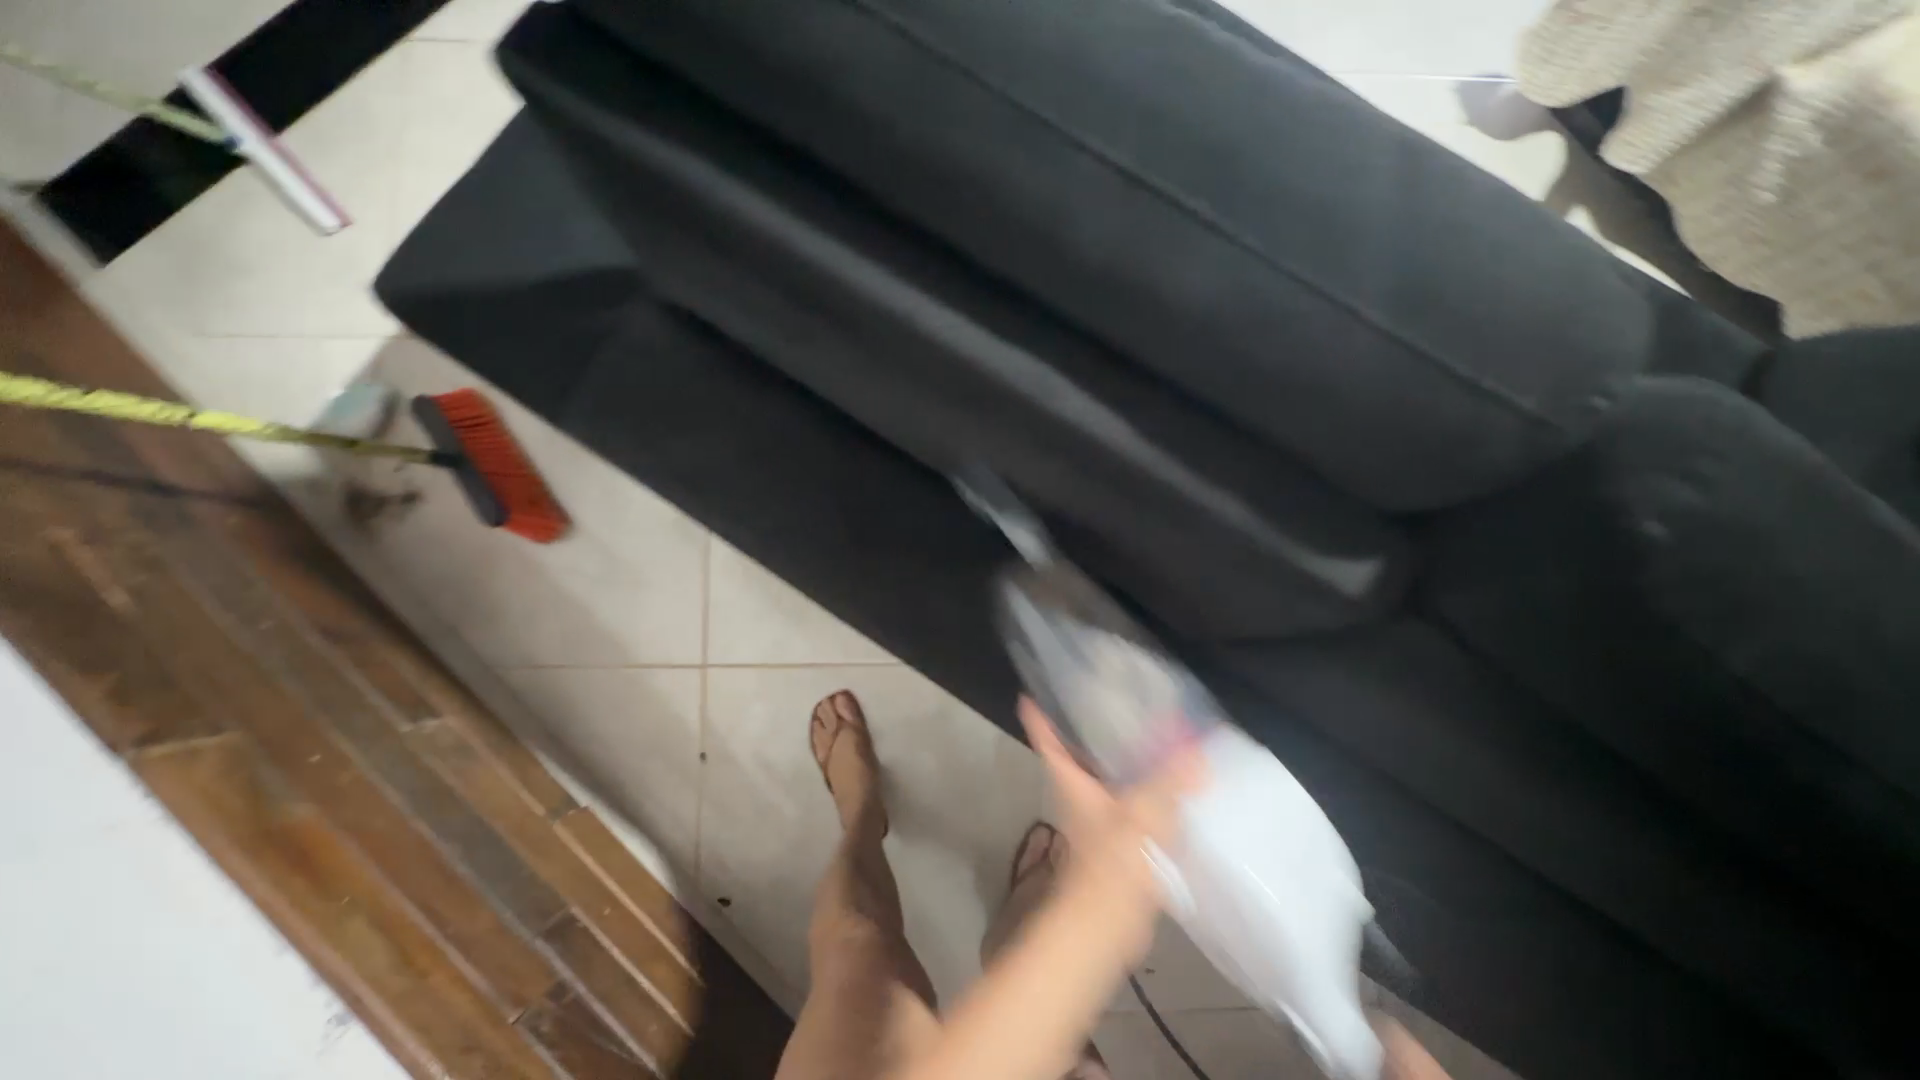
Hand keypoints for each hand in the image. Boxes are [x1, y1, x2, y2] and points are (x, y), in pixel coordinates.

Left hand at [1019, 697, 1207, 956]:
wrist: (1109, 923)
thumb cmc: (1113, 861)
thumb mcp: (1143, 811)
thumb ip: (1171, 779)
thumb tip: (1197, 751)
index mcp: (1071, 782)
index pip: (1048, 742)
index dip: (1039, 719)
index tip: (1030, 696)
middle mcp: (1080, 797)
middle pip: (1077, 758)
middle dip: (1088, 734)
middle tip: (1107, 705)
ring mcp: (1098, 821)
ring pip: (1105, 781)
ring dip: (1122, 762)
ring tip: (1146, 735)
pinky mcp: (1119, 843)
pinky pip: (1131, 805)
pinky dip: (1146, 790)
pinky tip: (1172, 784)